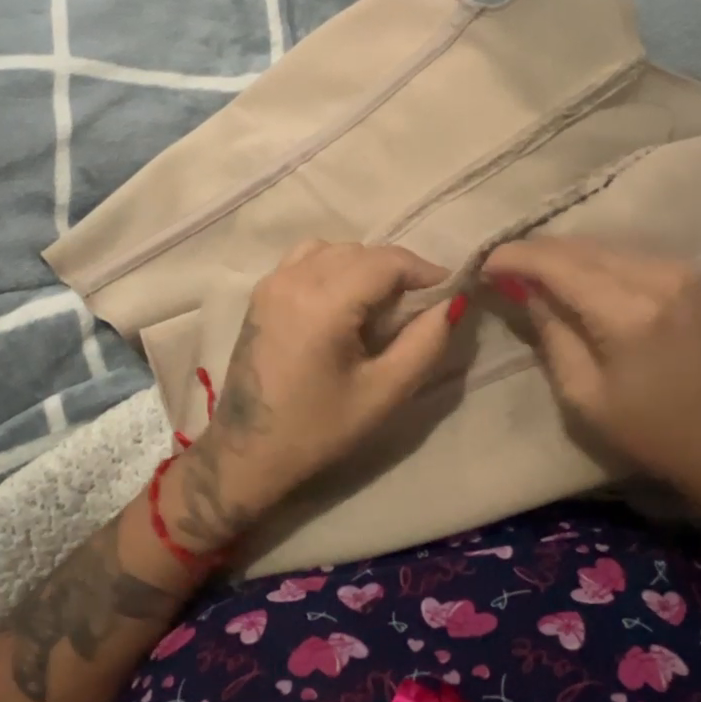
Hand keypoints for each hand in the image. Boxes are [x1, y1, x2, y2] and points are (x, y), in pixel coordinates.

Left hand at [166, 241, 457, 551]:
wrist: (248, 451)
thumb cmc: (317, 429)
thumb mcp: (383, 393)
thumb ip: (425, 343)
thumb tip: (453, 303)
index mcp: (323, 303)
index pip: (387, 261)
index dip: (425, 271)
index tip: (449, 292)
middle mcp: (293, 279)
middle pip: (361, 251)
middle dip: (397, 270)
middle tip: (418, 307)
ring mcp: (272, 282)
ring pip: (333, 250)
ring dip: (365, 266)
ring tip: (381, 304)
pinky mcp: (260, 293)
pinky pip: (305, 258)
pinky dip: (333, 265)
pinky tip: (343, 300)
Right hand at [482, 238, 700, 545]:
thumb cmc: (646, 429)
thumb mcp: (581, 392)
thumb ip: (551, 331)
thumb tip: (526, 289)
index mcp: (628, 313)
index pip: (558, 264)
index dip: (516, 257)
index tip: (484, 263)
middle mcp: (657, 277)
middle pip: (580, 247)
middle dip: (536, 252)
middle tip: (501, 266)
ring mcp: (680, 271)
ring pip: (603, 246)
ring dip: (564, 255)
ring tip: (532, 271)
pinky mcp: (691, 274)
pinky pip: (628, 255)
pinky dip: (595, 261)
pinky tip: (575, 277)